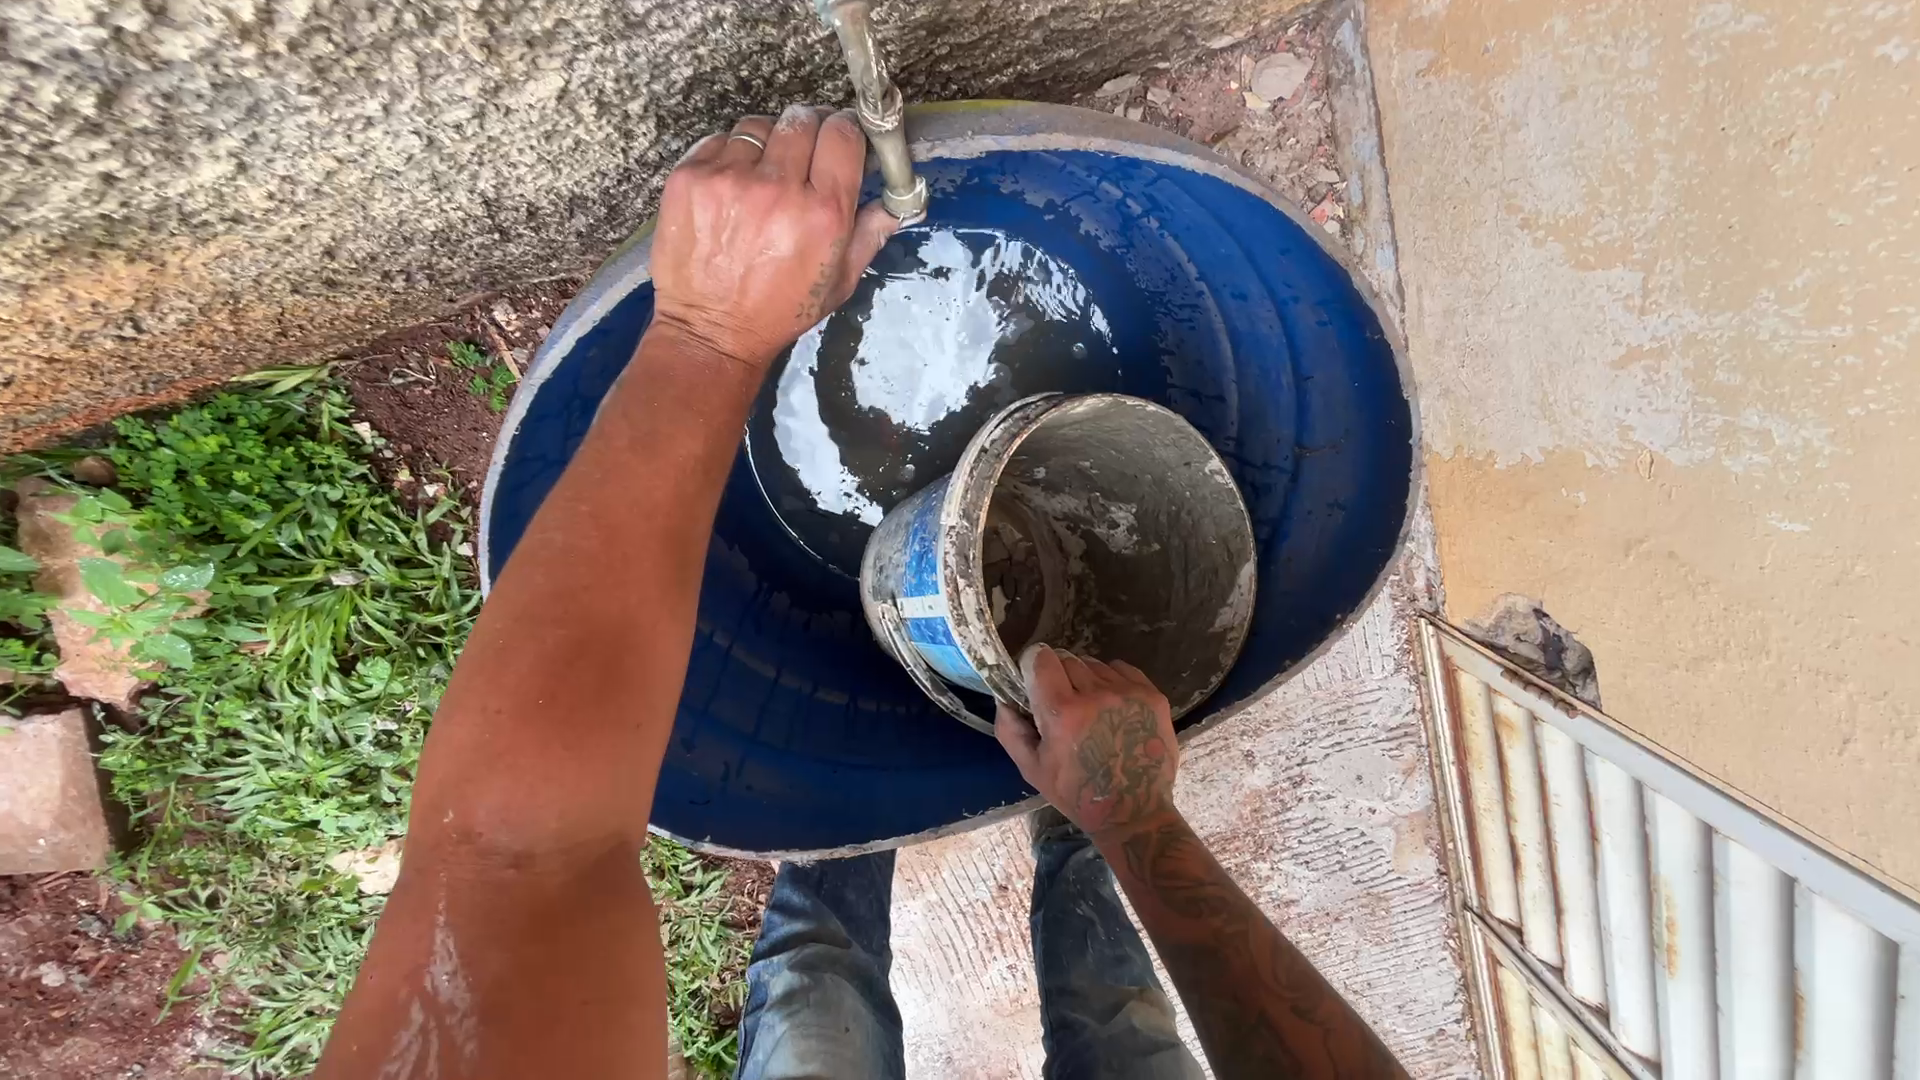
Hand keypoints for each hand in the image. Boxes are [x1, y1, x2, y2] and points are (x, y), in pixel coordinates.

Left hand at [649, 106, 901, 369]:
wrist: (712, 331)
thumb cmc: (781, 312)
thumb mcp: (838, 284)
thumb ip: (869, 237)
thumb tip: (894, 204)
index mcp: (823, 214)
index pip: (843, 134)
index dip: (845, 131)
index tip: (841, 140)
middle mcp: (779, 188)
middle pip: (802, 119)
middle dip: (809, 132)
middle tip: (804, 158)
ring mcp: (730, 179)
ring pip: (760, 126)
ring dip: (769, 144)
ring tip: (765, 177)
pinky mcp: (691, 177)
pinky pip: (720, 141)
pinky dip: (731, 157)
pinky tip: (734, 189)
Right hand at [995, 644, 1180, 840]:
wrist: (1135, 813)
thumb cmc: (1078, 794)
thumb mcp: (1032, 769)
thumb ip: (1009, 730)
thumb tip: (1002, 698)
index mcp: (1062, 712)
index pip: (1042, 658)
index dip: (1035, 666)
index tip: (1037, 681)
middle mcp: (1095, 695)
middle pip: (1067, 659)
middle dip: (1060, 676)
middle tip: (1064, 704)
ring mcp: (1127, 693)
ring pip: (1094, 664)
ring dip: (1086, 679)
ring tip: (1091, 708)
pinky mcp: (1152, 696)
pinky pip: (1121, 669)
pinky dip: (1112, 681)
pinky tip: (1112, 706)